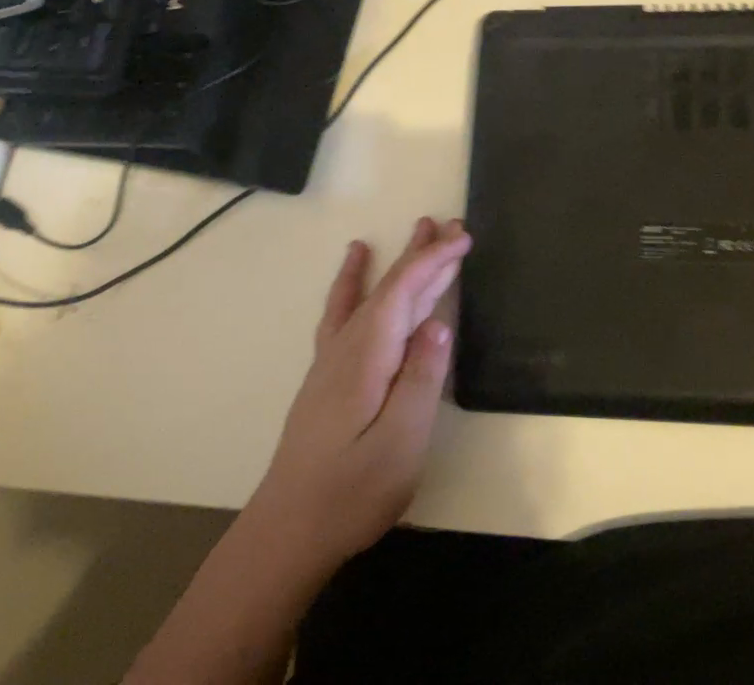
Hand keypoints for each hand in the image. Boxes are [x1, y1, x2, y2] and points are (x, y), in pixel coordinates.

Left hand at [247, 217, 470, 567]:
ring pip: (369, 297)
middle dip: (420, 255)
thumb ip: (420, 381)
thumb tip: (439, 325)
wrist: (290, 530)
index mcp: (367, 360)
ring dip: (395, 264)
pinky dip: (351, 285)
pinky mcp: (328, 378)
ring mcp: (332, 362)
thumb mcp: (400, 444)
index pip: (402, 295)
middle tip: (451, 223)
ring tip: (414, 230)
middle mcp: (346, 350)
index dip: (432, 262)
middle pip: (387, 289)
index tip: (463, 238)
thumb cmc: (352, 492)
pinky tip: (354, 268)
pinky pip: (343, 314)